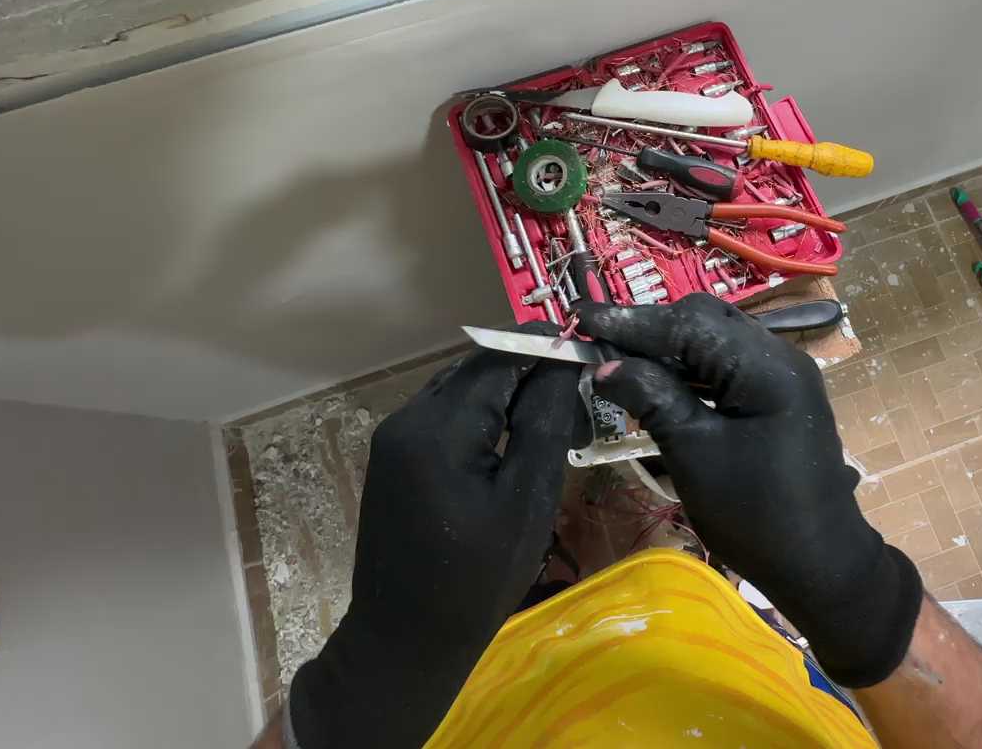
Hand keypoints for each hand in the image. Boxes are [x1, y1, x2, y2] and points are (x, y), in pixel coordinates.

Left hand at [288, 330, 578, 747]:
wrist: (404, 639)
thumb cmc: (477, 577)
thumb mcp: (527, 497)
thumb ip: (545, 419)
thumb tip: (562, 359)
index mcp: (438, 426)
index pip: (499, 357)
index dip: (545, 344)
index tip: (586, 343)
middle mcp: (408, 416)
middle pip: (478, 366)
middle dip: (528, 363)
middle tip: (577, 379)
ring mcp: (396, 433)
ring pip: (462, 384)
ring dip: (506, 384)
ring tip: (553, 402)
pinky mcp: (395, 451)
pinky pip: (446, 409)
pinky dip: (483, 407)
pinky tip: (512, 428)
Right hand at [578, 294, 922, 686]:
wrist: (821, 566)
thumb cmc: (756, 518)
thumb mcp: (695, 455)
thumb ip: (653, 399)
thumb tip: (604, 366)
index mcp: (766, 366)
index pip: (688, 323)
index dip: (630, 320)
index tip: (581, 316)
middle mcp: (778, 354)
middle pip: (702, 319)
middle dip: (647, 328)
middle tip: (596, 341)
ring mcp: (780, 370)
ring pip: (712, 336)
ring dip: (664, 346)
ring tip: (615, 358)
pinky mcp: (774, 389)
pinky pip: (723, 360)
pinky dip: (686, 365)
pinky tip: (655, 379)